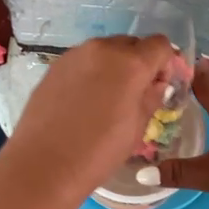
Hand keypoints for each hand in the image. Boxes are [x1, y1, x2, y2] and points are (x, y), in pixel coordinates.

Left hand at [0, 34, 180, 203]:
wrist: (43, 164)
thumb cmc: (99, 151)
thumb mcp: (137, 128)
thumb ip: (151, 97)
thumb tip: (156, 83)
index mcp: (131, 63)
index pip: (160, 45)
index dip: (165, 62)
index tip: (160, 85)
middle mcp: (104, 49)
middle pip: (132, 43)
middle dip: (140, 62)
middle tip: (135, 93)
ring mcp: (75, 54)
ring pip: (106, 50)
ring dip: (115, 65)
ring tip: (107, 98)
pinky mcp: (55, 65)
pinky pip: (84, 60)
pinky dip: (92, 71)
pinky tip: (84, 100)